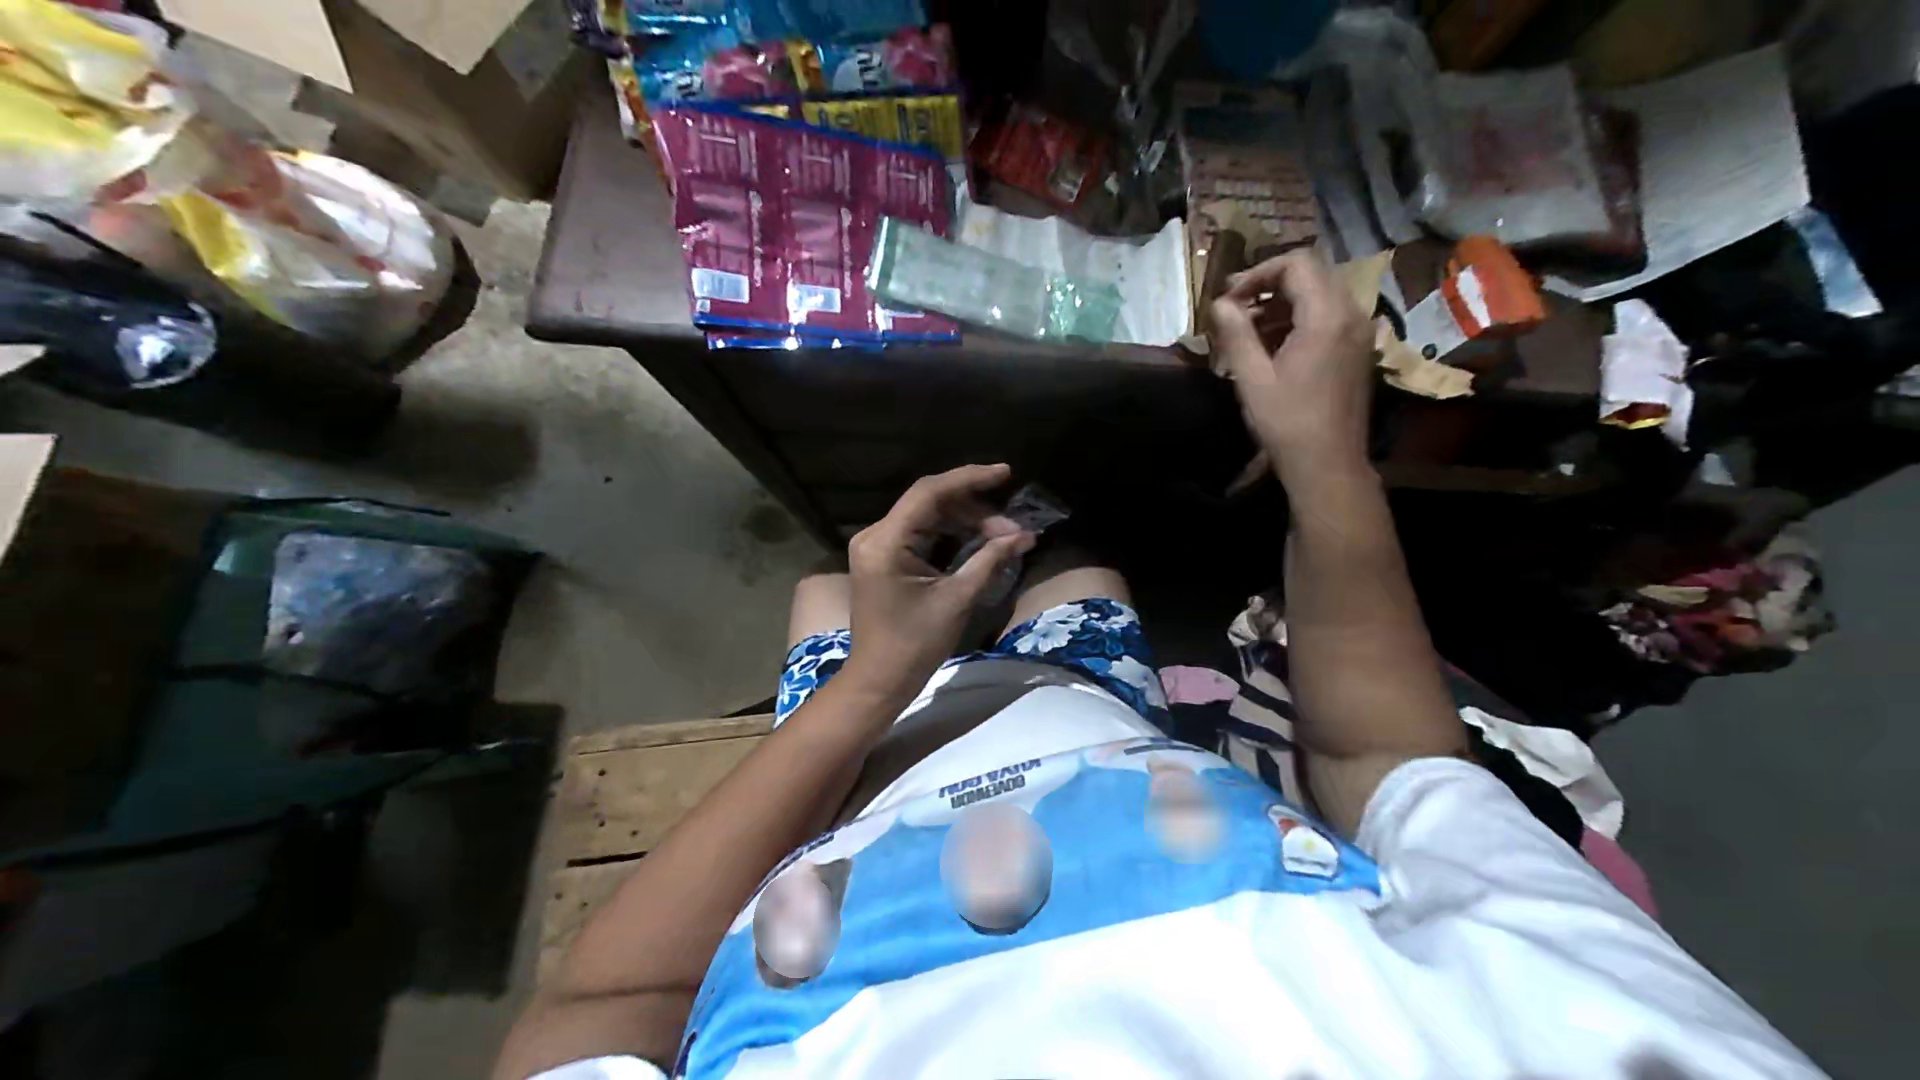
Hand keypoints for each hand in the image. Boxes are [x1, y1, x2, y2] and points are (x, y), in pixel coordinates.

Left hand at [842, 464, 1034, 699]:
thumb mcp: (957, 599)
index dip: (970, 478)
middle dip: (975, 509)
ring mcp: (877, 545)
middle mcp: (875, 535)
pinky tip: (979, 540)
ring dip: (966, 521)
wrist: (880, 679)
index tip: (1005, 473)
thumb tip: (1025, 534)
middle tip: (1013, 528)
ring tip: (1003, 537)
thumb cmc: (915, 644)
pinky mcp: (884, 557)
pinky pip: (921, 532)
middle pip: (930, 502)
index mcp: (885, 542)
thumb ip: (989, 559)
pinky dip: (950, 534)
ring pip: (928, 516)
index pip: (929, 493)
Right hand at [1209, 249, 1375, 477]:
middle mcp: (1351, 314)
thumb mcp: (1252, 378)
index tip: (1228, 297)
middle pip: (1311, 274)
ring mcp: (1359, 331)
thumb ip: (1236, 334)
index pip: (1297, 263)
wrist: (1327, 462)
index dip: (1258, 272)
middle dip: (1269, 283)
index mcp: (1326, 317)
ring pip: (1320, 294)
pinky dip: (1298, 317)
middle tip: (1233, 306)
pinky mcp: (1357, 348)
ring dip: (1281, 301)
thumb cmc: (1287, 422)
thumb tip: (1219, 303)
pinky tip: (1271, 343)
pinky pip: (1328, 315)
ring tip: (1246, 327)